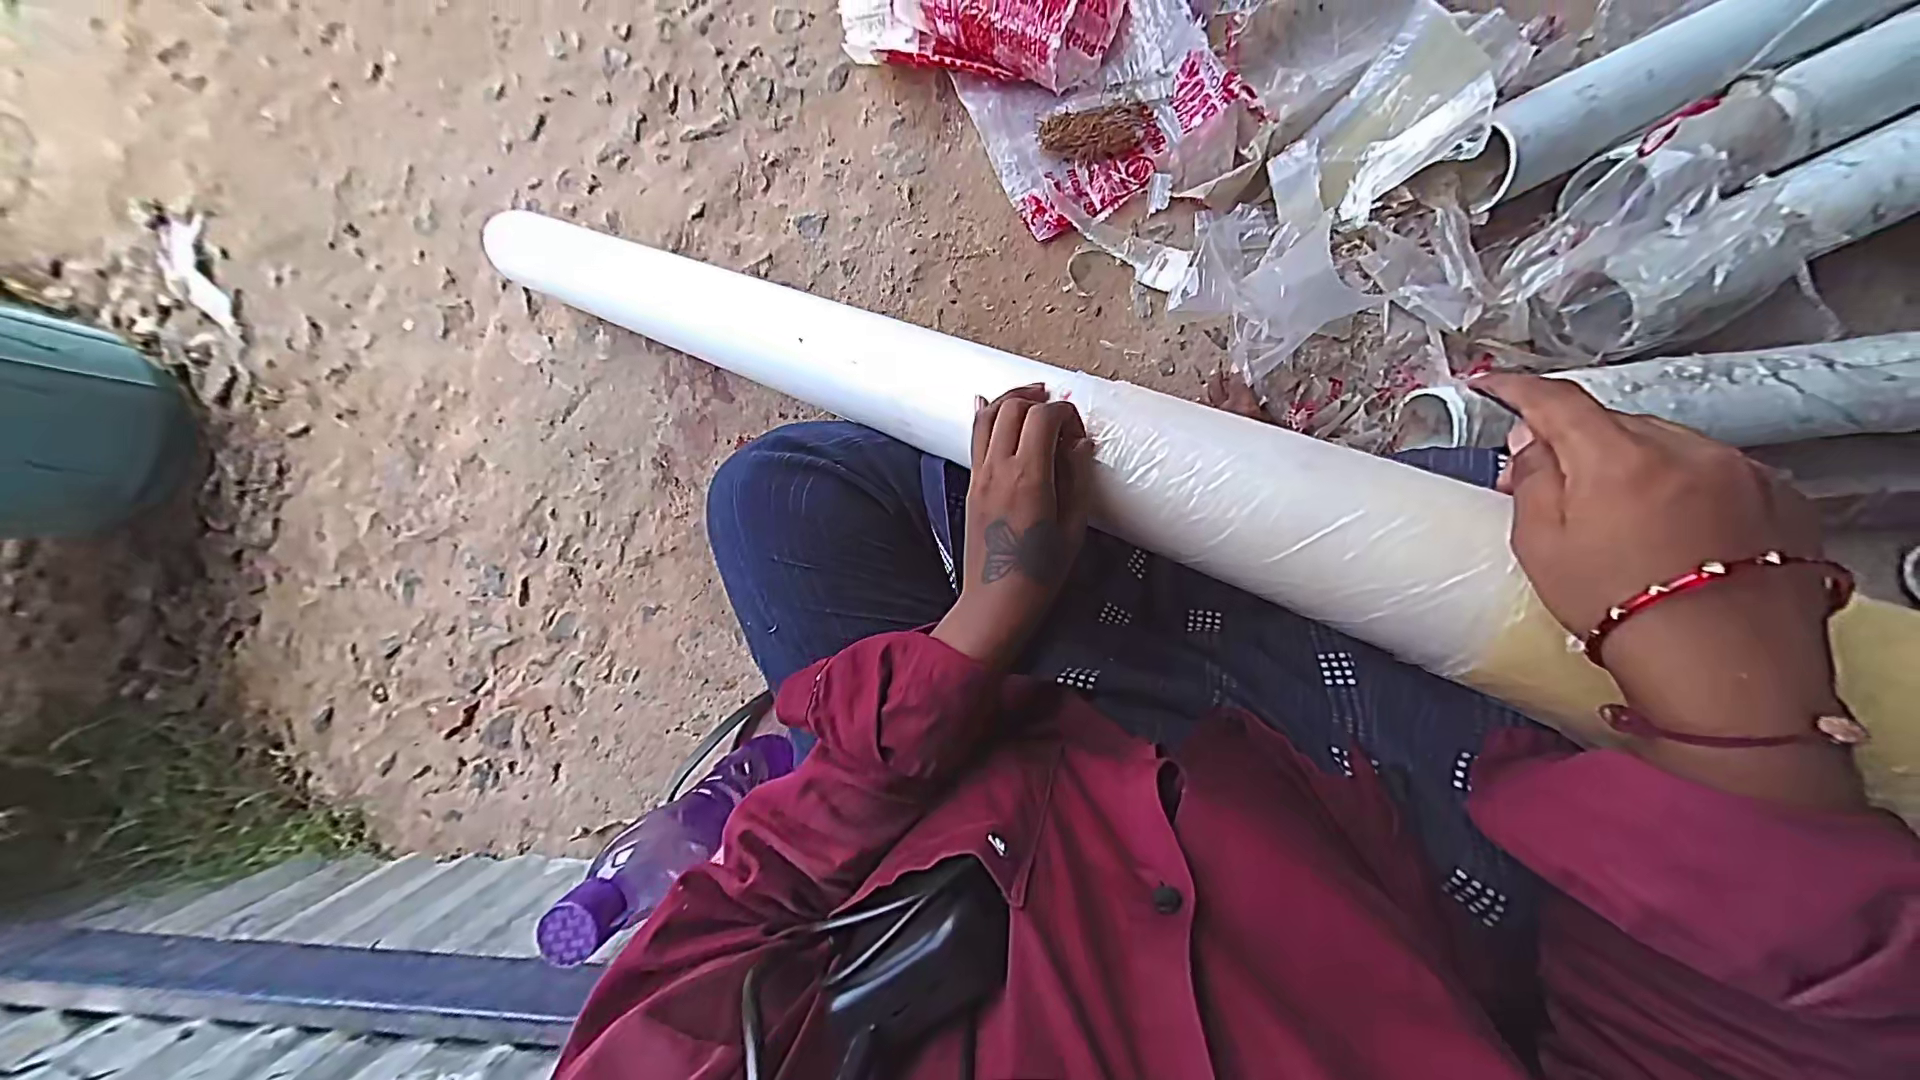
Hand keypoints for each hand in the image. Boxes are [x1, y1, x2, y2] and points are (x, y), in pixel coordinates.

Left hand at [931, 385, 1095, 670]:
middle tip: (1057, 409)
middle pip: (1013, 408)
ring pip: (988, 417)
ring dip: (1010, 400)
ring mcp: (981, 476)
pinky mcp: (972, 485)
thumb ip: (1077, 478)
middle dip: (1038, 399)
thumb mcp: (1073, 527)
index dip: (1066, 414)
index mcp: (1029, 478)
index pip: (1044, 417)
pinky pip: (974, 439)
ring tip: (1031, 398)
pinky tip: (992, 407)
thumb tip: (1080, 444)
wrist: (996, 601)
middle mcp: (999, 470)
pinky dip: (986, 418)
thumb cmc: (1038, 573)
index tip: (1078, 432)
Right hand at [1474, 372, 1862, 809]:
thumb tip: (1533, 441)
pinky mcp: (1781, 495)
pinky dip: (1674, 480)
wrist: (1720, 661)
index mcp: (1618, 459)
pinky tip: (1663, 523)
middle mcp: (1687, 450)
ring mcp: (1742, 470)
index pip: (1558, 401)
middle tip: (1541, 480)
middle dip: (1571, 441)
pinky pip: (1709, 468)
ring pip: (1661, 443)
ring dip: (1624, 461)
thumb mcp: (1539, 542)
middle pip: (1611, 423)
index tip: (1491, 381)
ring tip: (1607, 511)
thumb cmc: (1611, 600)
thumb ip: (1533, 479)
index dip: (1517, 386)